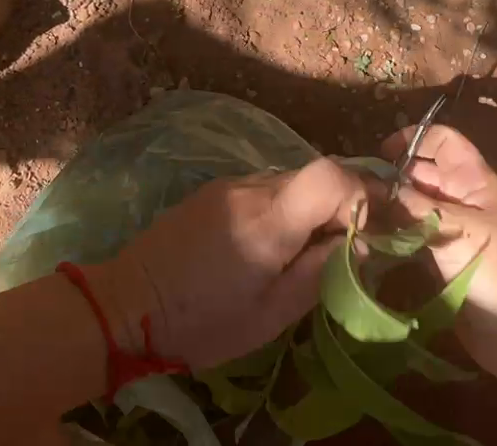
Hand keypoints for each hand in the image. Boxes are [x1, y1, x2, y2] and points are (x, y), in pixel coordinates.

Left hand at [88, 157, 366, 370]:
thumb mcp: (270, 316)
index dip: (362, 193)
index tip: (370, 229)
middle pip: (315, 176)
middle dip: (340, 205)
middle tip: (344, 247)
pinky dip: (282, 207)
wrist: (127, 303)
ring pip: (291, 181)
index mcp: (270, 219)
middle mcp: (253, 186)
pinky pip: (265, 187)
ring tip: (302, 252)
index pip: (332, 174)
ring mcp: (230, 183)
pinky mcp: (214, 188)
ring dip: (309, 208)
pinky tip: (268, 244)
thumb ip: (320, 273)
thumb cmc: (202, 322)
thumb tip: (359, 243)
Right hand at [381, 124, 496, 371]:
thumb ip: (413, 205)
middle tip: (361, 188)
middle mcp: (462, 196)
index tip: (382, 154)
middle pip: (424, 170)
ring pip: (416, 201)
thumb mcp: (454, 229)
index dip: (415, 138)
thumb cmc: (494, 270)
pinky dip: (395, 228)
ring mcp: (452, 225)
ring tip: (360, 210)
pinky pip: (413, 229)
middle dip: (395, 174)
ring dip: (392, 203)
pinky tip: (371, 233)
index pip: (444, 140)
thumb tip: (374, 187)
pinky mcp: (441, 252)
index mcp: (476, 180)